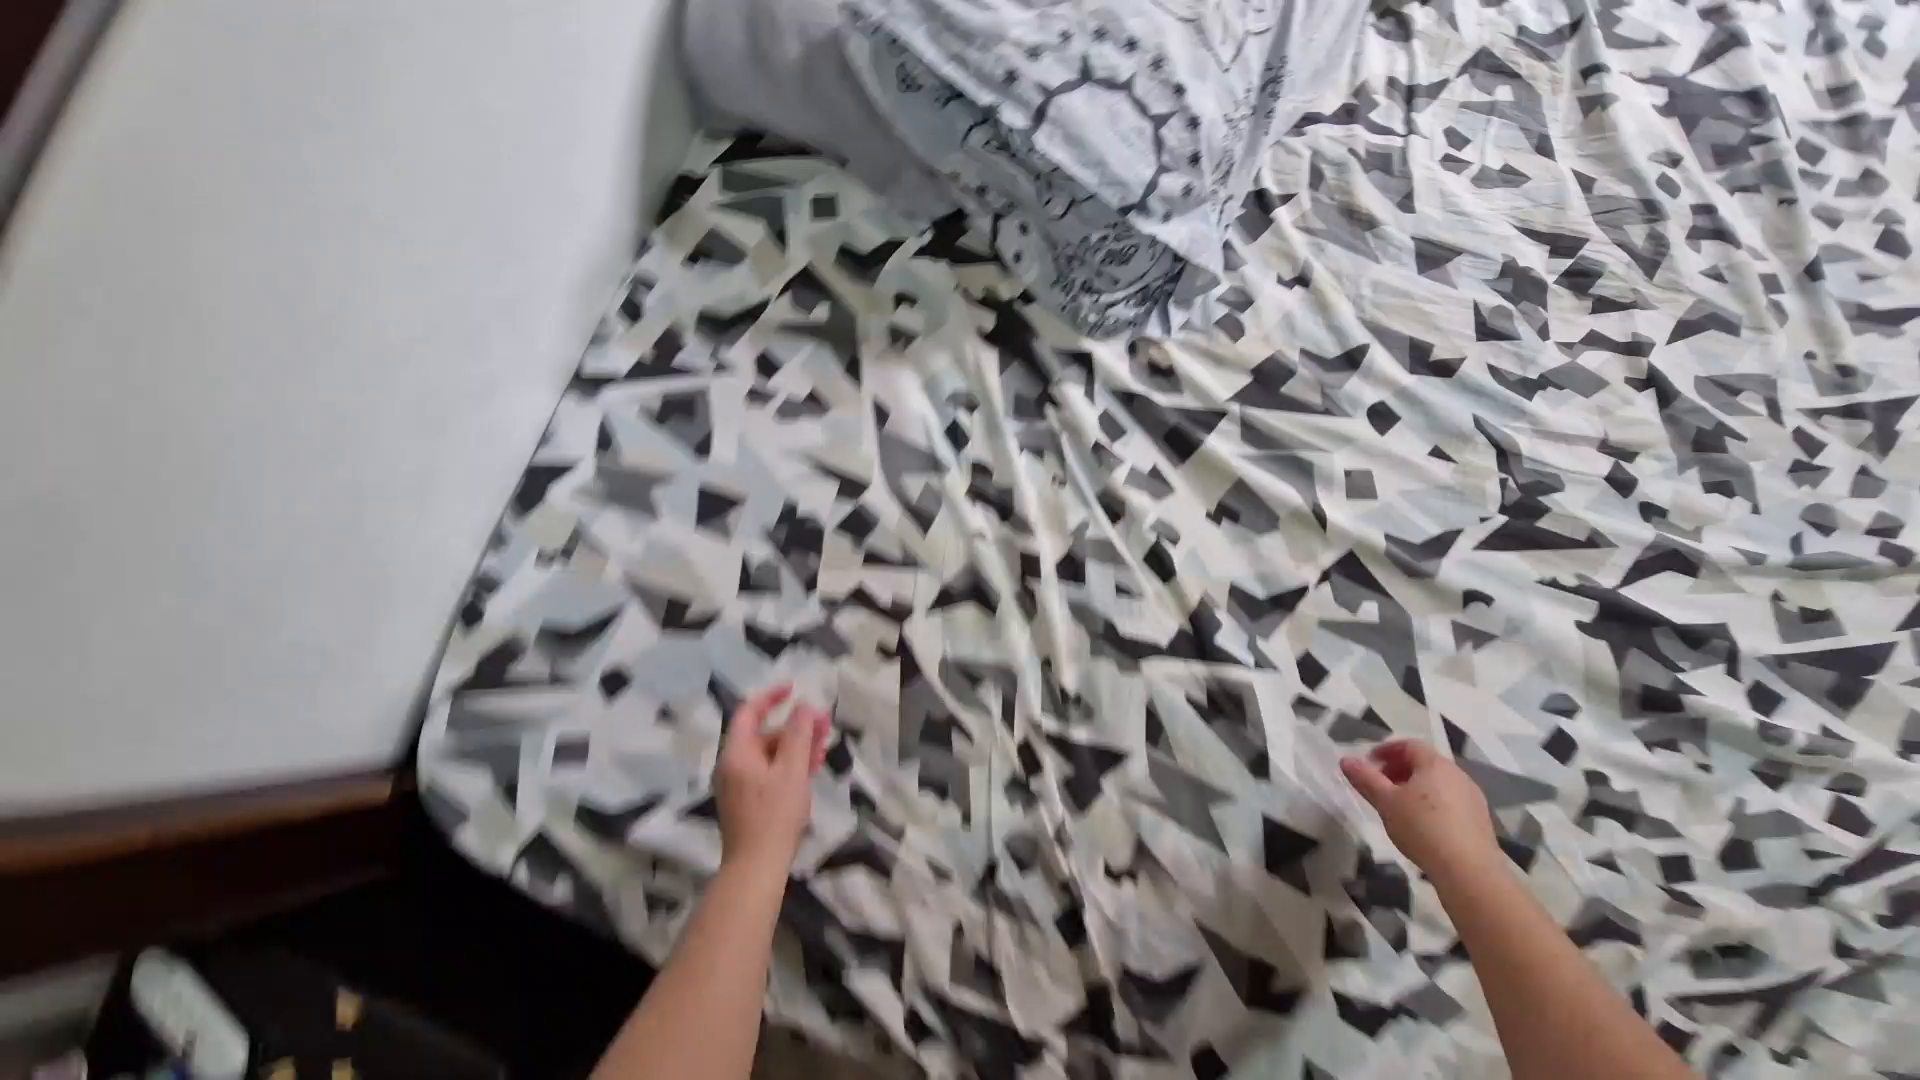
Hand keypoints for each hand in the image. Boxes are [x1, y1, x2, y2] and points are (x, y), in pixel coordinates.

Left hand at [715, 684, 831, 875]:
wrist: (756, 867)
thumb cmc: (775, 815)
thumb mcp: (792, 770)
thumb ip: (799, 734)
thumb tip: (804, 707)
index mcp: (737, 753)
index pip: (749, 712)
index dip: (771, 697)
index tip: (794, 688)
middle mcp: (731, 766)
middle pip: (762, 734)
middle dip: (794, 727)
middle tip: (824, 727)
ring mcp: (737, 786)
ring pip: (768, 755)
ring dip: (795, 748)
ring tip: (823, 752)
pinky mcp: (746, 803)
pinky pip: (767, 773)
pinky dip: (787, 767)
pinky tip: (809, 773)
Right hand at [1341, 739, 1498, 879]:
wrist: (1468, 870)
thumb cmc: (1422, 828)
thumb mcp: (1385, 802)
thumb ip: (1365, 779)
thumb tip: (1346, 760)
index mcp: (1435, 764)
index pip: (1409, 745)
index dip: (1386, 750)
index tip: (1369, 764)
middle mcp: (1458, 774)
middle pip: (1424, 763)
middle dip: (1398, 769)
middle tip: (1379, 785)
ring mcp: (1473, 797)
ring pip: (1438, 783)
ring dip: (1415, 787)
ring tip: (1398, 806)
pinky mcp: (1480, 819)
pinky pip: (1450, 800)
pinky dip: (1432, 803)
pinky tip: (1422, 824)